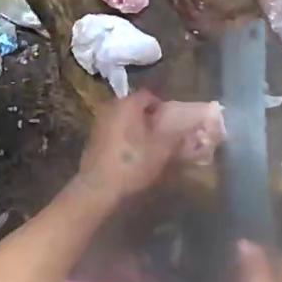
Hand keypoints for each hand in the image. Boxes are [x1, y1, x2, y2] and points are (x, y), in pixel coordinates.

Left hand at [71, 91, 188, 206]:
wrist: (99, 186)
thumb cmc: (133, 163)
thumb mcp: (162, 150)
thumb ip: (177, 136)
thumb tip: (190, 130)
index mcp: (128, 105)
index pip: (147, 95)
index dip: (161, 105)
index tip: (171, 120)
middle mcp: (110, 108)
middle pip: (133, 106)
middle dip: (147, 116)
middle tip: (161, 132)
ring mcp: (98, 122)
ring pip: (122, 118)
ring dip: (134, 126)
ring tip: (148, 143)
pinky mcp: (92, 138)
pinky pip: (112, 130)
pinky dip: (123, 136)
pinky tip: (130, 152)